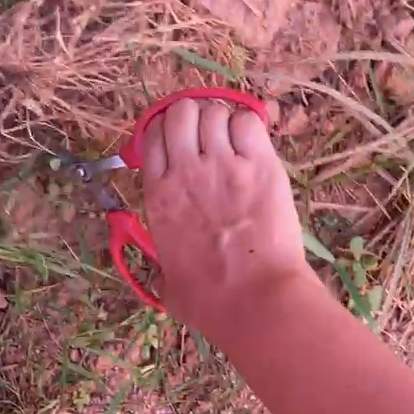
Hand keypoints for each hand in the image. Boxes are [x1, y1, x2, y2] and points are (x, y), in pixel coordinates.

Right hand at [140, 100, 314, 336]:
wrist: (253, 299)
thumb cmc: (207, 301)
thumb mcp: (166, 283)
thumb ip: (162, 264)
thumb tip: (165, 271)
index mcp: (158, 199)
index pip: (152, 138)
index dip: (163, 133)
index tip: (174, 145)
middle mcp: (186, 172)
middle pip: (181, 112)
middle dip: (191, 117)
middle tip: (203, 138)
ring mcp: (224, 164)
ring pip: (215, 112)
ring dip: (221, 122)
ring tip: (230, 143)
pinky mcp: (261, 164)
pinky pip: (249, 122)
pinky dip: (249, 127)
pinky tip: (252, 148)